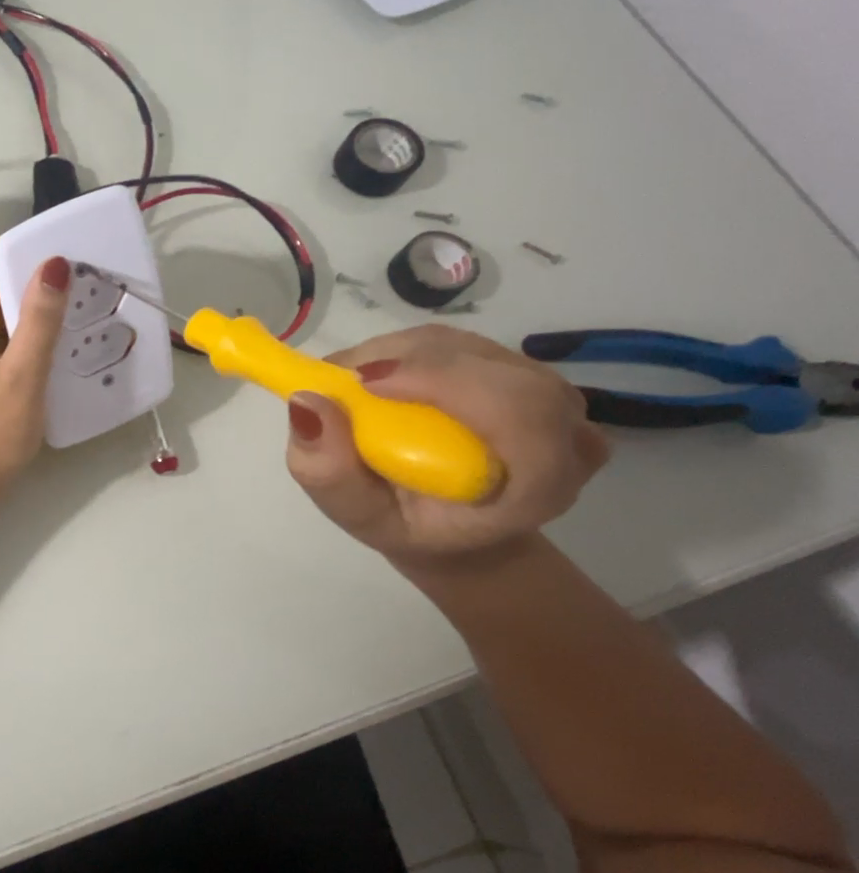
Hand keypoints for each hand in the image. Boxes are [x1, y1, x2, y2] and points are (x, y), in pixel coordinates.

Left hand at [0, 258, 70, 494]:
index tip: (66, 266)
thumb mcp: (23, 374)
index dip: (24, 266)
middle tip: (82, 291)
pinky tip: (56, 351)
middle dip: (34, 292)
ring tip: (77, 317)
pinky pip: (0, 346)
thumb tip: (54, 264)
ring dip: (33, 319)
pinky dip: (25, 343)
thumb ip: (39, 320)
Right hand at [285, 325, 608, 567]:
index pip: (517, 412)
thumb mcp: (356, 516)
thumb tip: (307, 401)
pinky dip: (416, 350)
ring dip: (406, 353)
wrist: (457, 528)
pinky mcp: (531, 377)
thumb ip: (331, 473)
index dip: (444, 382)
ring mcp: (557, 403)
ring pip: (477, 350)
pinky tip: (385, 376)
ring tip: (357, 383)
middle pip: (496, 371)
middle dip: (411, 361)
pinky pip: (471, 345)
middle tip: (344, 380)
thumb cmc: (409, 527)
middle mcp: (565, 438)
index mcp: (536, 487)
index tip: (365, 383)